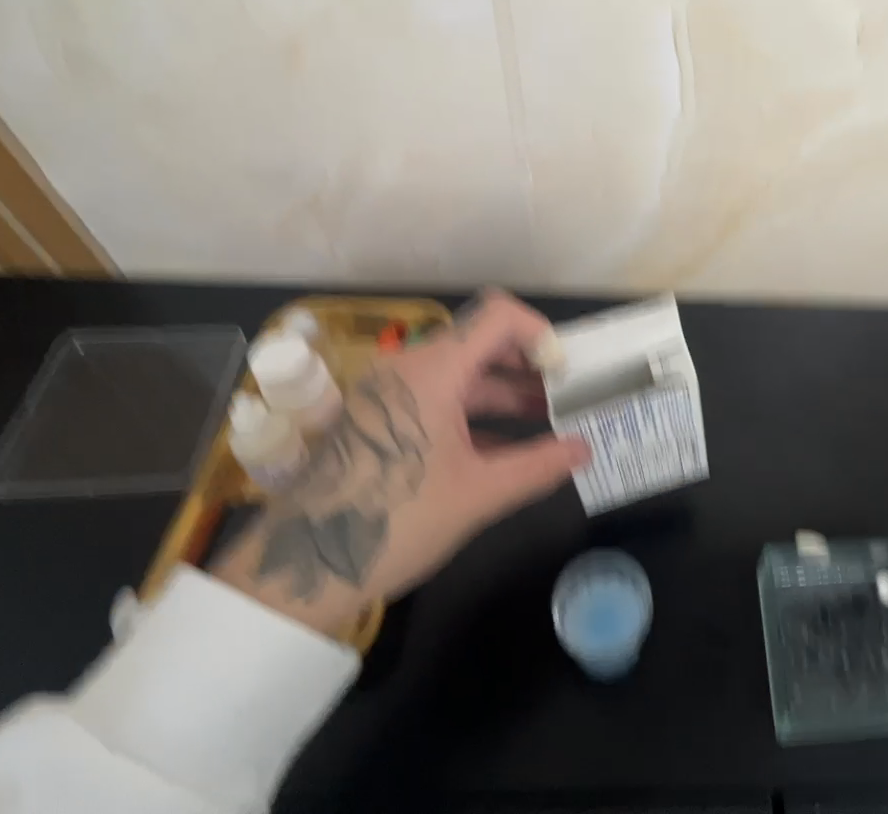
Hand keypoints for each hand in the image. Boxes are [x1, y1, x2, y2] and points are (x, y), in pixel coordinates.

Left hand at [212, 290, 589, 634]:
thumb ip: (539, 465)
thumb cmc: (396, 523)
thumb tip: (586, 449)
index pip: (497, 316)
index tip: (566, 373)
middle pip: (481, 344)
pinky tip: (510, 447)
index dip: (540, 333)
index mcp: (432, 372)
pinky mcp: (380, 423)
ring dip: (507, 393)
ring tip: (550, 419)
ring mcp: (390, 397)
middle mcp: (409, 370)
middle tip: (569, 394)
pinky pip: (440, 402)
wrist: (301, 572)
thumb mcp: (479, 495)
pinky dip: (478, 416)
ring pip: (462, 376)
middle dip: (530, 366)